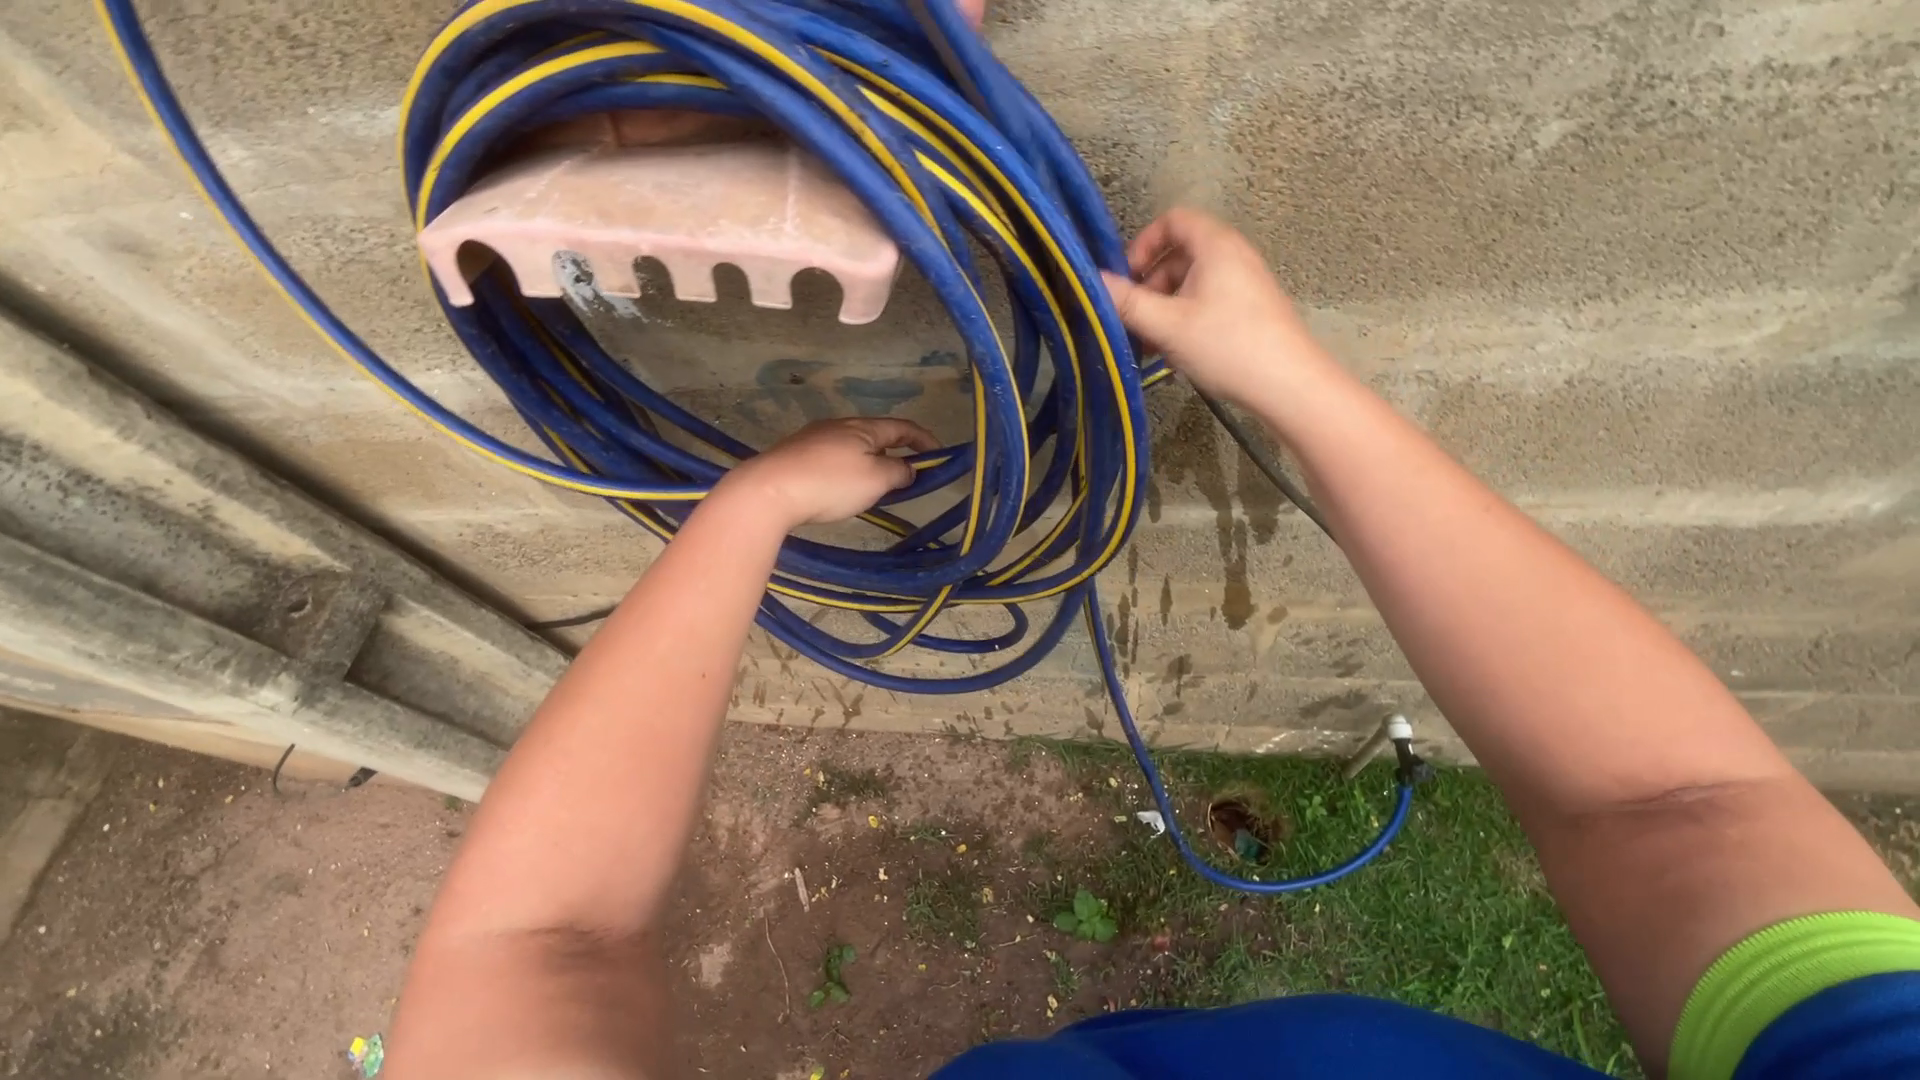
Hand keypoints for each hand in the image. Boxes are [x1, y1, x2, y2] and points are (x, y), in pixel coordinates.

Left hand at [719, 417, 938, 528]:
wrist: (768, 491)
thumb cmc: (830, 483)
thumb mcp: (875, 480)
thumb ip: (898, 472)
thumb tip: (909, 468)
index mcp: (863, 428)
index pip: (903, 428)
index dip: (925, 440)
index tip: (941, 457)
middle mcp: (838, 426)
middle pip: (876, 435)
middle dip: (895, 452)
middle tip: (907, 477)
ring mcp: (813, 439)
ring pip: (852, 447)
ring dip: (870, 463)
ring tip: (875, 487)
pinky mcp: (795, 456)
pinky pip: (832, 459)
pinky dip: (848, 470)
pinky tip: (841, 489)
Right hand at [1102, 208, 1328, 407]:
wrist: (1289, 384)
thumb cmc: (1227, 346)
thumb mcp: (1167, 325)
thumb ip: (1127, 302)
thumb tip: (1090, 282)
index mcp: (1215, 246)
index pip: (1172, 221)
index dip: (1143, 244)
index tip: (1126, 278)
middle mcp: (1233, 255)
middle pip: (1178, 255)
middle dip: (1149, 285)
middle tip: (1133, 319)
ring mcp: (1244, 284)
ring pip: (1191, 284)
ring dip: (1163, 308)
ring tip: (1150, 345)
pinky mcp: (1250, 310)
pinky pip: (1207, 302)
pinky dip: (1184, 319)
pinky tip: (1174, 353)